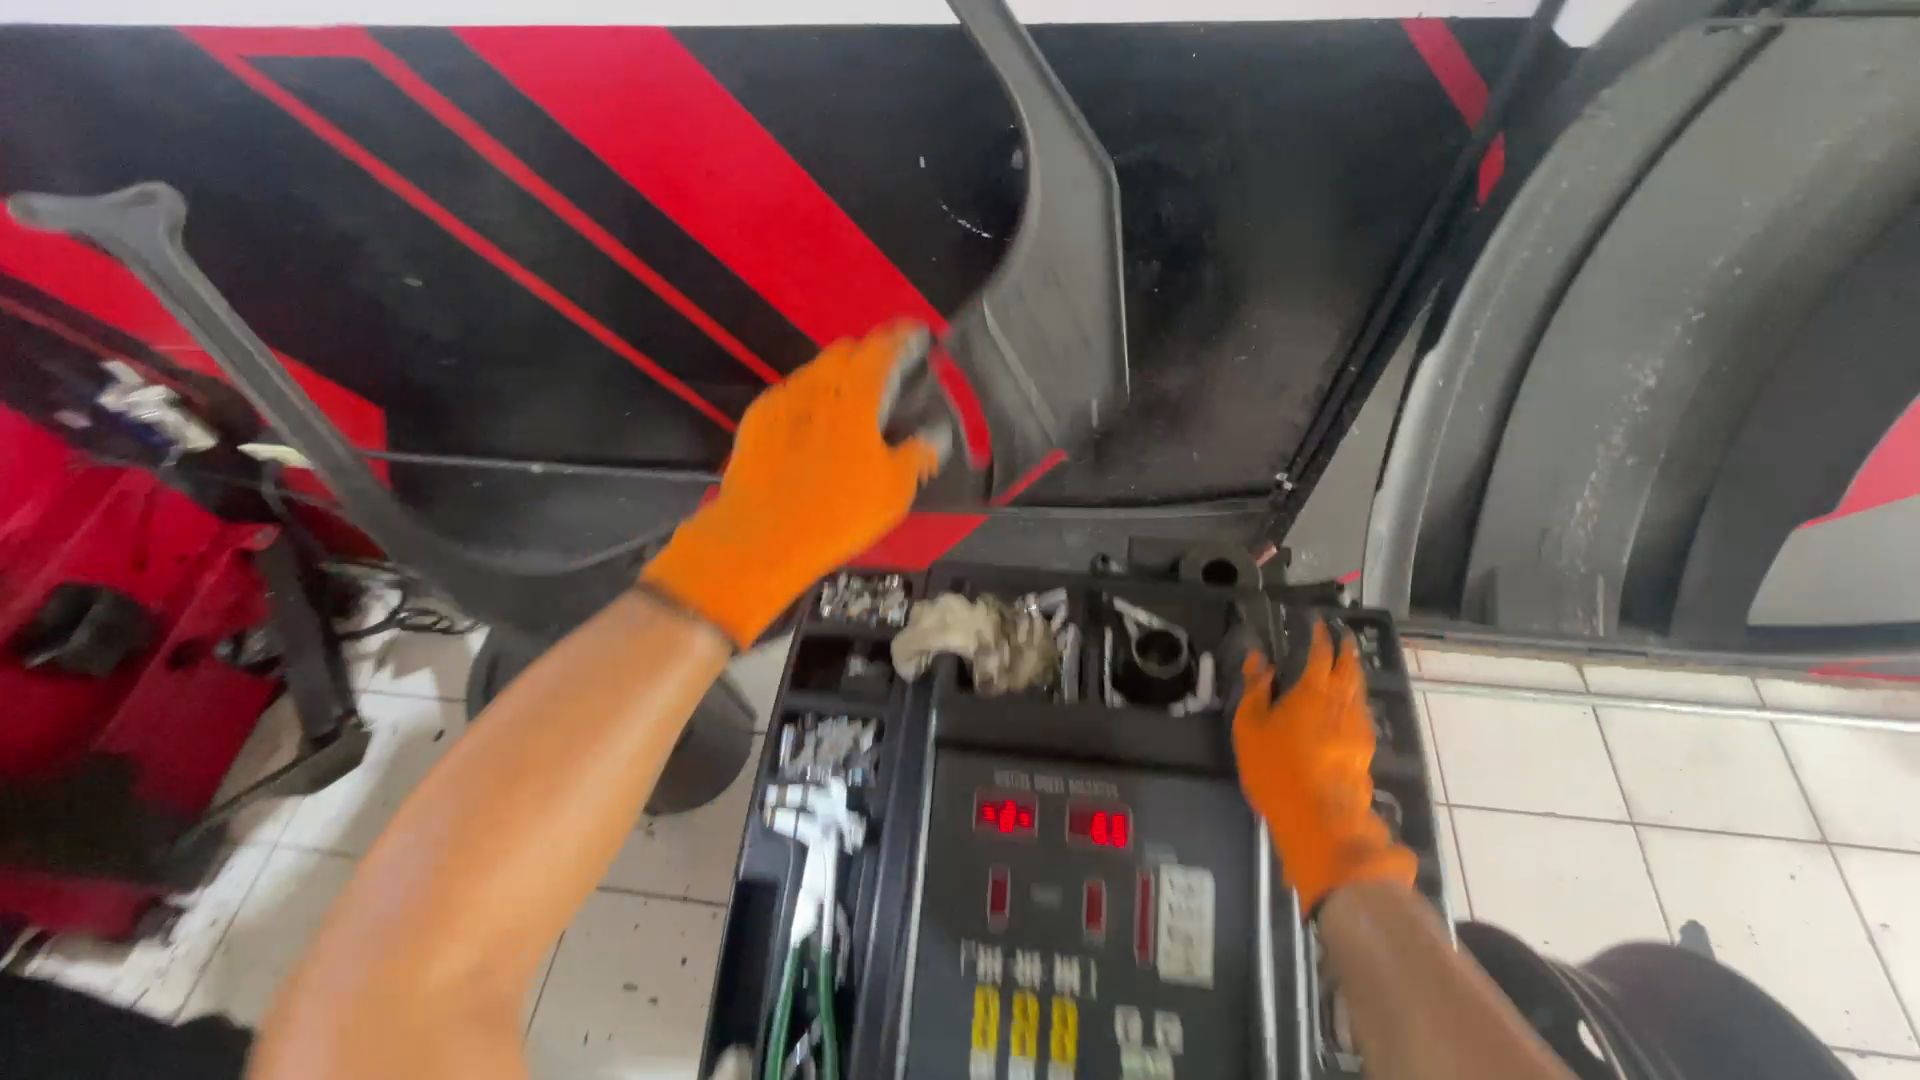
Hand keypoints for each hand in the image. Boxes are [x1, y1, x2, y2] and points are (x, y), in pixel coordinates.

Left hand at [642, 320, 942, 646]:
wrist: (761, 537)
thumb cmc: (838, 513)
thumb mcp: (894, 491)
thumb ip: (917, 455)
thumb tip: (933, 437)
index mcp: (857, 394)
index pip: (883, 348)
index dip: (903, 338)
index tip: (916, 336)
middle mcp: (816, 385)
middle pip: (844, 352)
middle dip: (867, 356)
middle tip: (884, 379)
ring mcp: (781, 400)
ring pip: (814, 373)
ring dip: (835, 380)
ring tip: (849, 407)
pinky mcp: (755, 420)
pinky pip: (789, 398)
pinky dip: (807, 403)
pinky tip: (812, 430)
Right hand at [1233, 622, 1415, 911]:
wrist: (1320, 817)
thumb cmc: (1276, 767)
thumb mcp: (1250, 726)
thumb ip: (1256, 689)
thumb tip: (1260, 659)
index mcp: (1312, 691)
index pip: (1319, 654)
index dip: (1318, 636)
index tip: (1317, 622)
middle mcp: (1342, 702)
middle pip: (1349, 668)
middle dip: (1346, 650)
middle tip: (1343, 636)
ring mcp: (1358, 727)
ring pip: (1359, 691)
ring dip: (1354, 674)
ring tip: (1348, 667)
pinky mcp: (1364, 750)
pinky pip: (1361, 712)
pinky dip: (1355, 700)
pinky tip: (1350, 707)